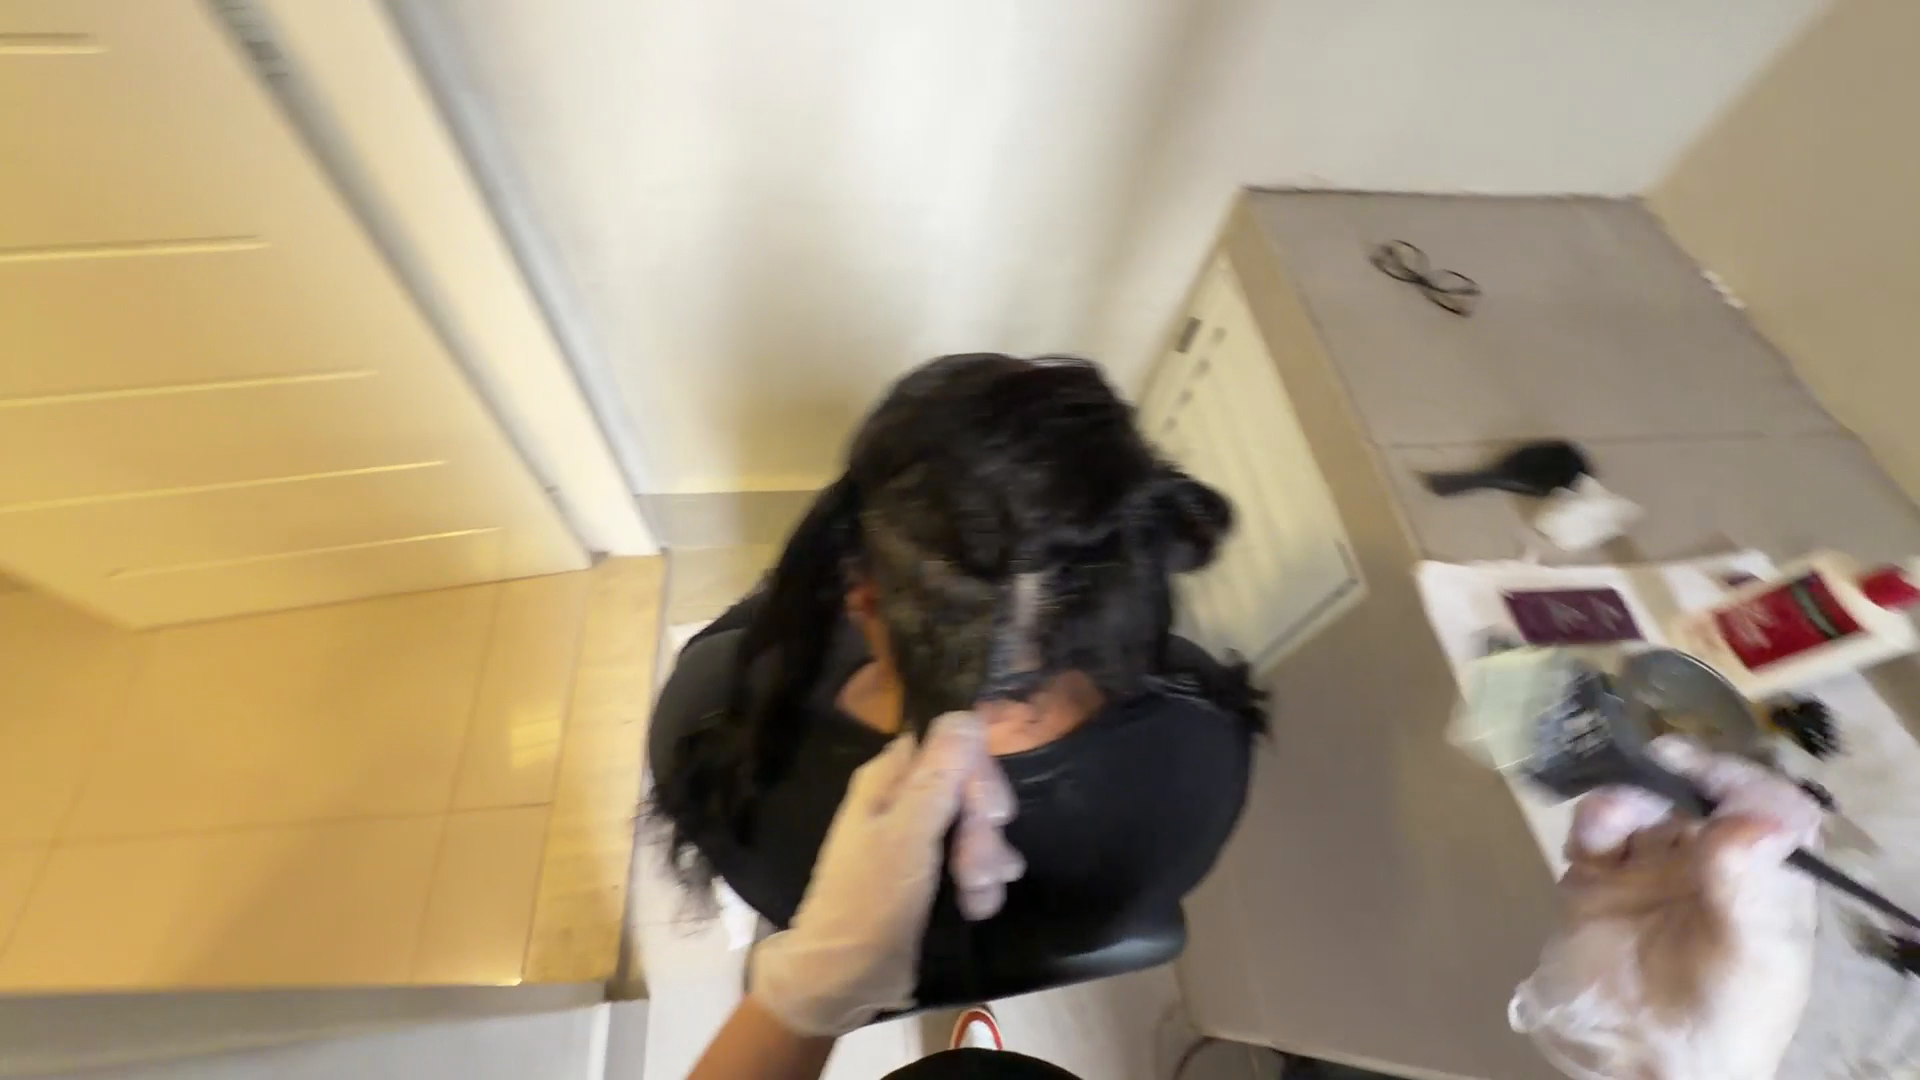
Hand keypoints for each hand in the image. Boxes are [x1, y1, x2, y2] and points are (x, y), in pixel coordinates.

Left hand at [749, 712, 1022, 1036]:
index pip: (950, 743)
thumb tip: (967, 716)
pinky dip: (981, 878)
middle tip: (981, 868)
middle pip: (967, 783)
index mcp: (890, 776)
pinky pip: (970, 854)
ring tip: (979, 897)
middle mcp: (903, 795)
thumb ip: (938, 776)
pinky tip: (981, 903)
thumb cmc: (869, 903)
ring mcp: (917, 832)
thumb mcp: (907, 837)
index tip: (990, 813)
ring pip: (973, 822)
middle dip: (982, 826)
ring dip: (985, 859)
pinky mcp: (929, 867)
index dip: (977, 774)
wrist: (843, 981)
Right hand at [1511, 737, 1822, 1079]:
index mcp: (1762, 884)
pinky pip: (1592, 831)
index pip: (1768, 813)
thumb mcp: (1746, 954)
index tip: (1705, 769)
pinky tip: (1590, 836)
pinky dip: (1590, 820)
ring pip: (1639, 805)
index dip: (1743, 783)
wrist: (1633, 1047)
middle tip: (1649, 761)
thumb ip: (1745, 887)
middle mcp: (1706, 868)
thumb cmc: (1715, 1012)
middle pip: (1695, 800)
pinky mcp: (1593, 874)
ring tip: (1611, 813)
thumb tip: (1761, 819)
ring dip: (1626, 795)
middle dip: (1673, 776)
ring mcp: (1646, 868)